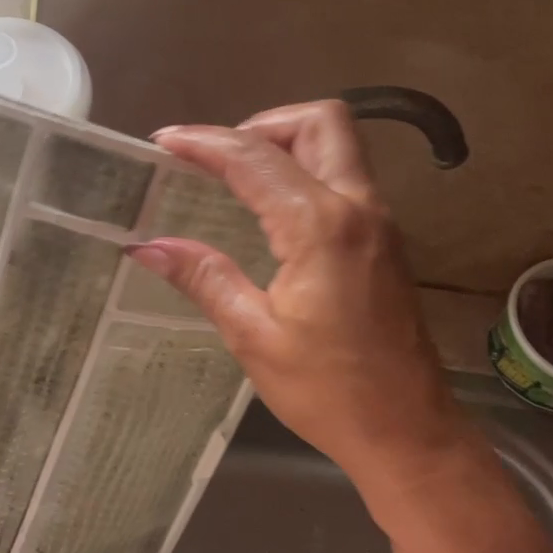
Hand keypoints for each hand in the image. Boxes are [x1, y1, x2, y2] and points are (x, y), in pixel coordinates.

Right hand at [128, 101, 471, 482]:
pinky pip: (343, 181)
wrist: (404, 428)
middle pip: (320, 124)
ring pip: (338, 147)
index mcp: (322, 227)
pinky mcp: (383, 244)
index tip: (163, 143)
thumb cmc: (326, 390)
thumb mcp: (253, 335)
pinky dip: (302, 174)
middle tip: (211, 158)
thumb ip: (205, 278)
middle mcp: (359, 208)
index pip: (256, 159)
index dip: (205, 143)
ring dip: (284, 146)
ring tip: (230, 179)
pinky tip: (266, 212)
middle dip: (260, 125)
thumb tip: (148, 246)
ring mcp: (379, 223)